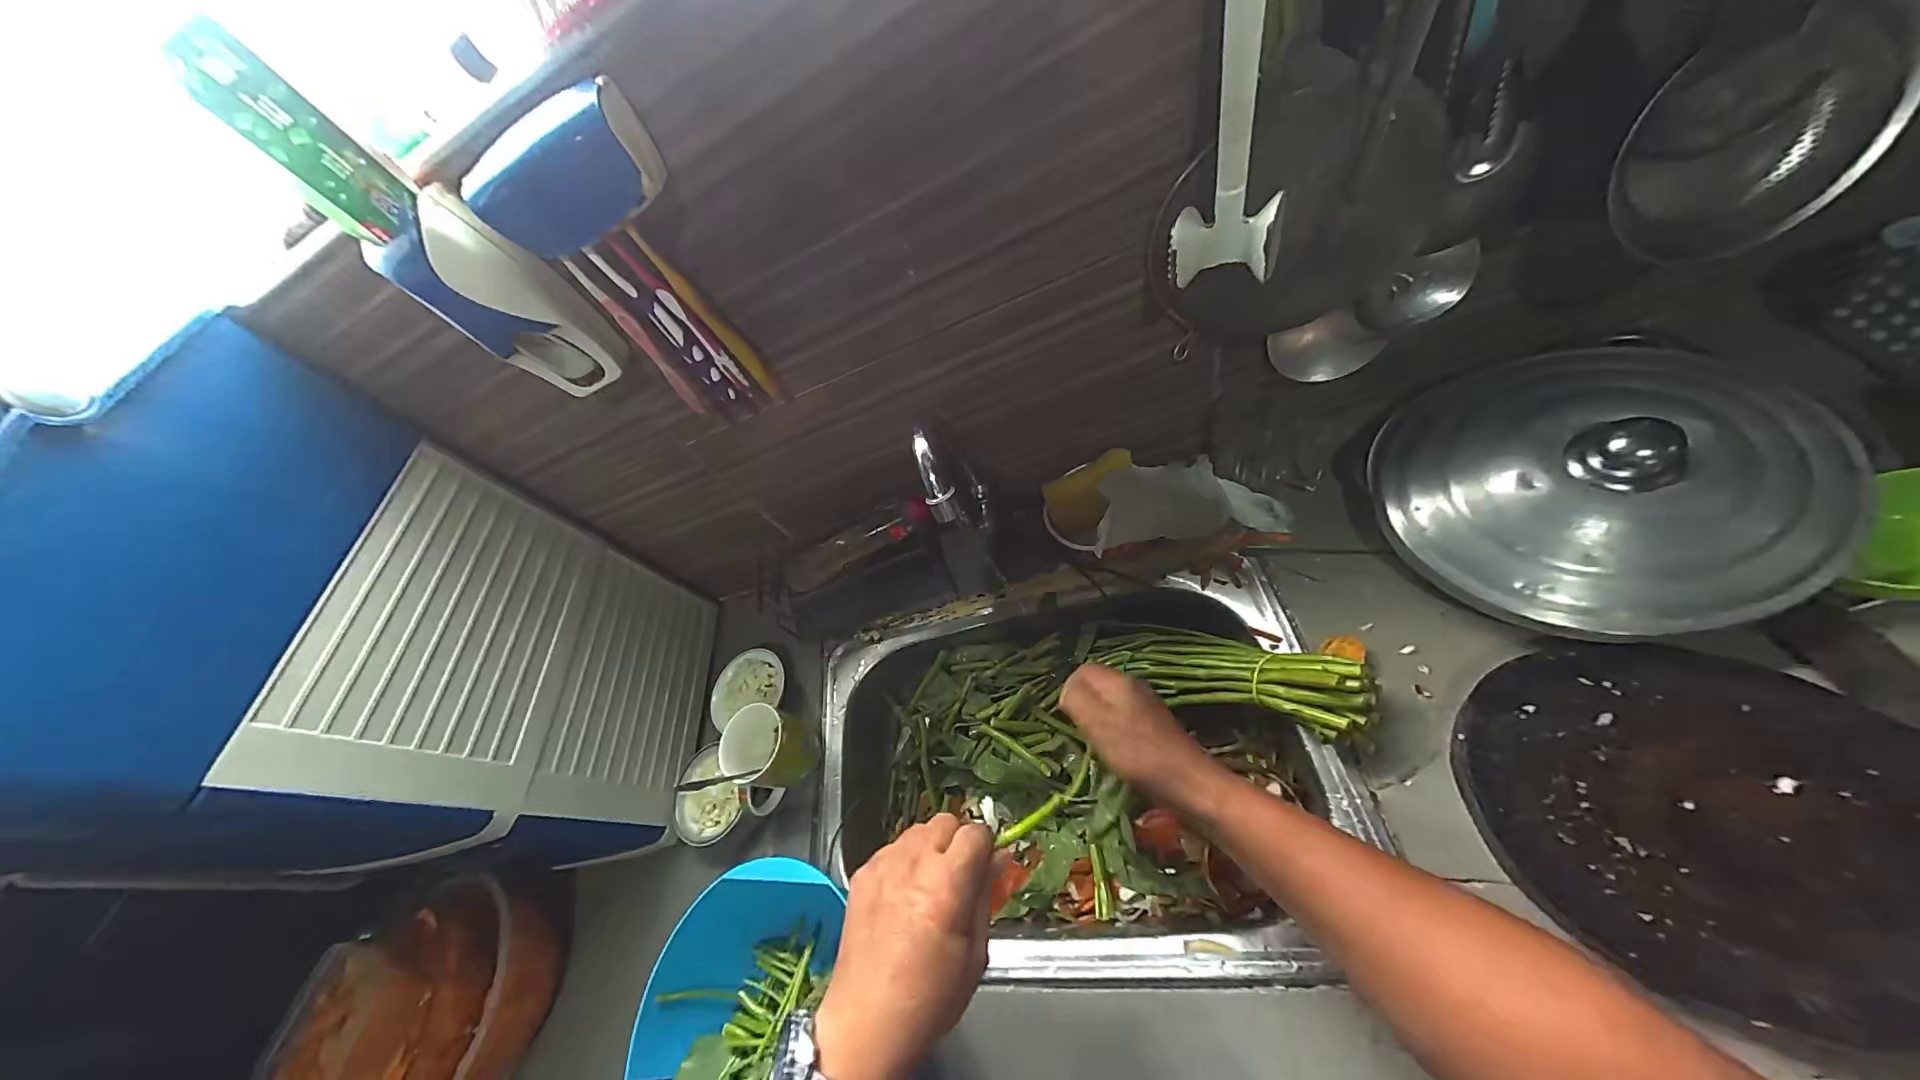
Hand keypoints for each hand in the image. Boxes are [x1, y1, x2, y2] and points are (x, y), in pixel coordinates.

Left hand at [815, 814, 993, 1079]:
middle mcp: (913, 863)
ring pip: (917, 831)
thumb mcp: (975, 952)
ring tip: (931, 885)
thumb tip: (1000, 860)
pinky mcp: (862, 874)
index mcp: (947, 883)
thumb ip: (986, 895)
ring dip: (930, 848)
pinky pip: (892, 849)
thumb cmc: (927, 999)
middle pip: (946, 821)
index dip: (986, 847)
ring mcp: (883, 865)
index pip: (976, 832)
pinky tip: (905, 894)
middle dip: (958, 842)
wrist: (867, 1022)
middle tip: (961, 875)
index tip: (988, 864)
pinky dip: (904, 861)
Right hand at [1058, 663, 1231, 819]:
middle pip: (1096, 686)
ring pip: (1109, 703)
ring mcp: (1146, 705)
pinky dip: (1113, 732)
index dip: (1069, 690)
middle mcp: (1134, 686)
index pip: (1082, 671)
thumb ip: (1076, 699)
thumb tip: (1065, 690)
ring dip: (1098, 721)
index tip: (1068, 717)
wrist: (1188, 783)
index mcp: (1118, 680)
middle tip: (1081, 732)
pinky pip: (1123, 719)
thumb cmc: (1137, 753)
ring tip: (1097, 744)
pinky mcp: (1154, 725)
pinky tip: (1117, 752)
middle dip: (1083, 706)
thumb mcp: (1096, 723)